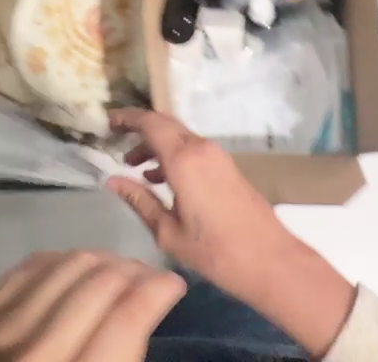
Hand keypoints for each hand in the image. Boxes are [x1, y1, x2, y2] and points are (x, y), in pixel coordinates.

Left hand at [0, 250, 185, 361]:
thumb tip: (139, 328)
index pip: (127, 317)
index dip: (158, 290)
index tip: (173, 284)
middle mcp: (33, 356)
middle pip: (98, 283)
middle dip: (134, 271)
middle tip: (149, 278)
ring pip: (62, 266)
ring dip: (98, 260)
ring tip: (115, 272)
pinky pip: (22, 270)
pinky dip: (55, 263)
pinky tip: (70, 269)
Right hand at [105, 108, 356, 356]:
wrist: (269, 259)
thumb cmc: (215, 251)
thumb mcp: (169, 232)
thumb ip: (140, 201)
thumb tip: (113, 181)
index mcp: (184, 159)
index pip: (151, 123)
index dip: (128, 118)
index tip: (108, 121)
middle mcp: (200, 148)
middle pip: (165, 124)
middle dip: (139, 128)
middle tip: (116, 138)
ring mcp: (216, 155)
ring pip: (179, 136)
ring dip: (155, 144)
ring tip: (133, 166)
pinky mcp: (225, 166)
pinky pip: (192, 148)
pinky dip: (172, 154)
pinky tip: (159, 178)